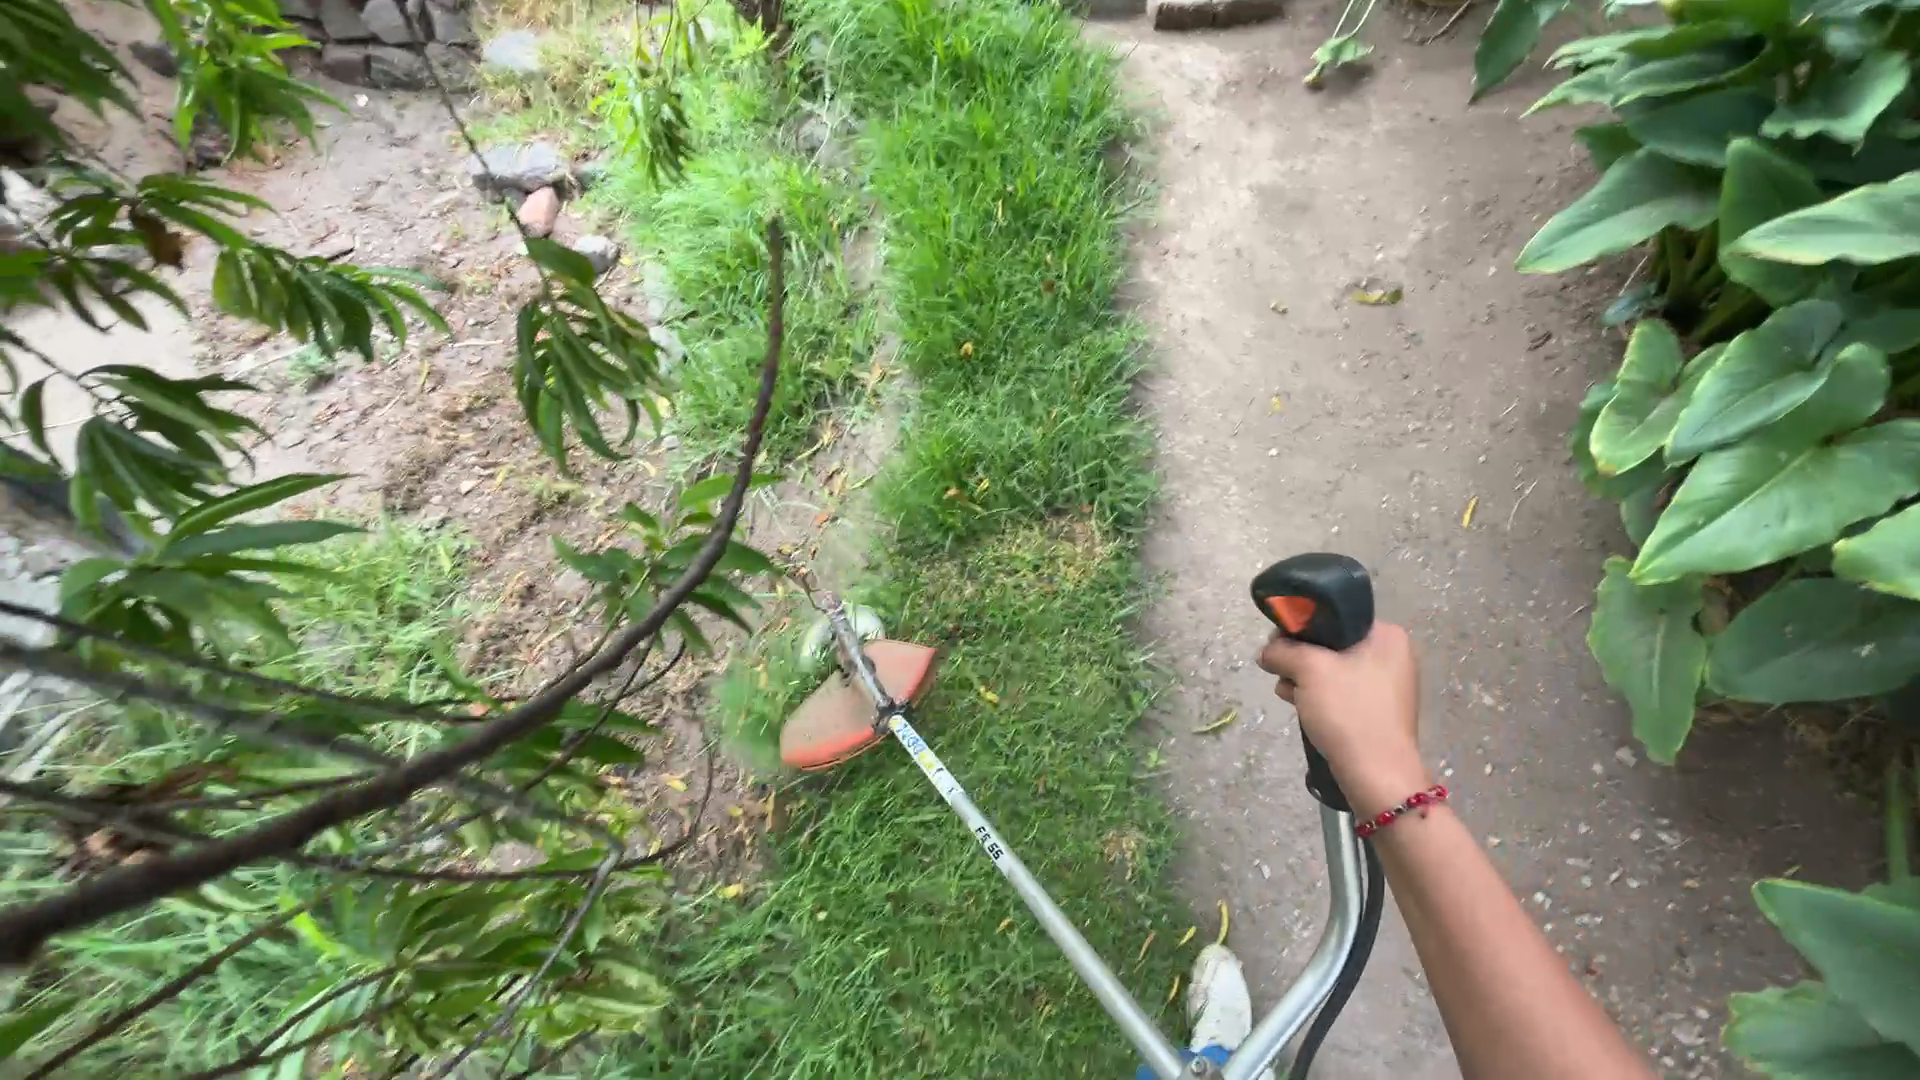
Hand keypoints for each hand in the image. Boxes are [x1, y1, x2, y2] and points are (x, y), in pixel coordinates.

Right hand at [1257, 622, 1426, 815]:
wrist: (1376, 773)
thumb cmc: (1349, 711)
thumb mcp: (1308, 670)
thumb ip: (1282, 651)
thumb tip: (1266, 652)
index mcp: (1386, 636)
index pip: (1333, 617)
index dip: (1300, 627)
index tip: (1278, 645)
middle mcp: (1391, 656)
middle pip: (1329, 644)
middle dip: (1299, 658)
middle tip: (1283, 672)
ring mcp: (1384, 686)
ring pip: (1329, 669)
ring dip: (1303, 679)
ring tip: (1289, 694)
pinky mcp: (1375, 711)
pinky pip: (1338, 692)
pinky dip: (1316, 697)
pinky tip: (1300, 706)